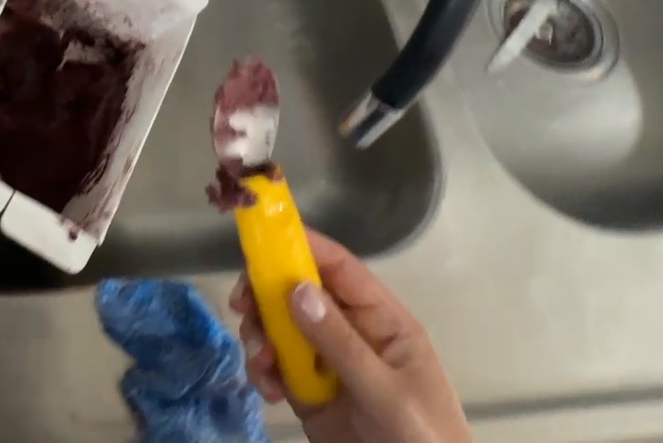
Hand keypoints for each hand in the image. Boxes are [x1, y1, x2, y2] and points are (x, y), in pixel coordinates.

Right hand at [229, 232, 469, 442]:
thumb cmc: (422, 442)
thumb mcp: (388, 395)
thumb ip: (342, 344)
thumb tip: (296, 288)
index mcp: (380, 320)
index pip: (337, 266)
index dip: (300, 244)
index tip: (258, 239)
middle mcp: (350, 331)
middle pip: (295, 289)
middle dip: (263, 294)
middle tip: (240, 306)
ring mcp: (326, 359)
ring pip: (277, 323)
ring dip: (258, 334)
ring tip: (260, 361)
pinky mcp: (307, 388)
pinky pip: (272, 361)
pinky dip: (261, 369)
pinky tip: (268, 390)